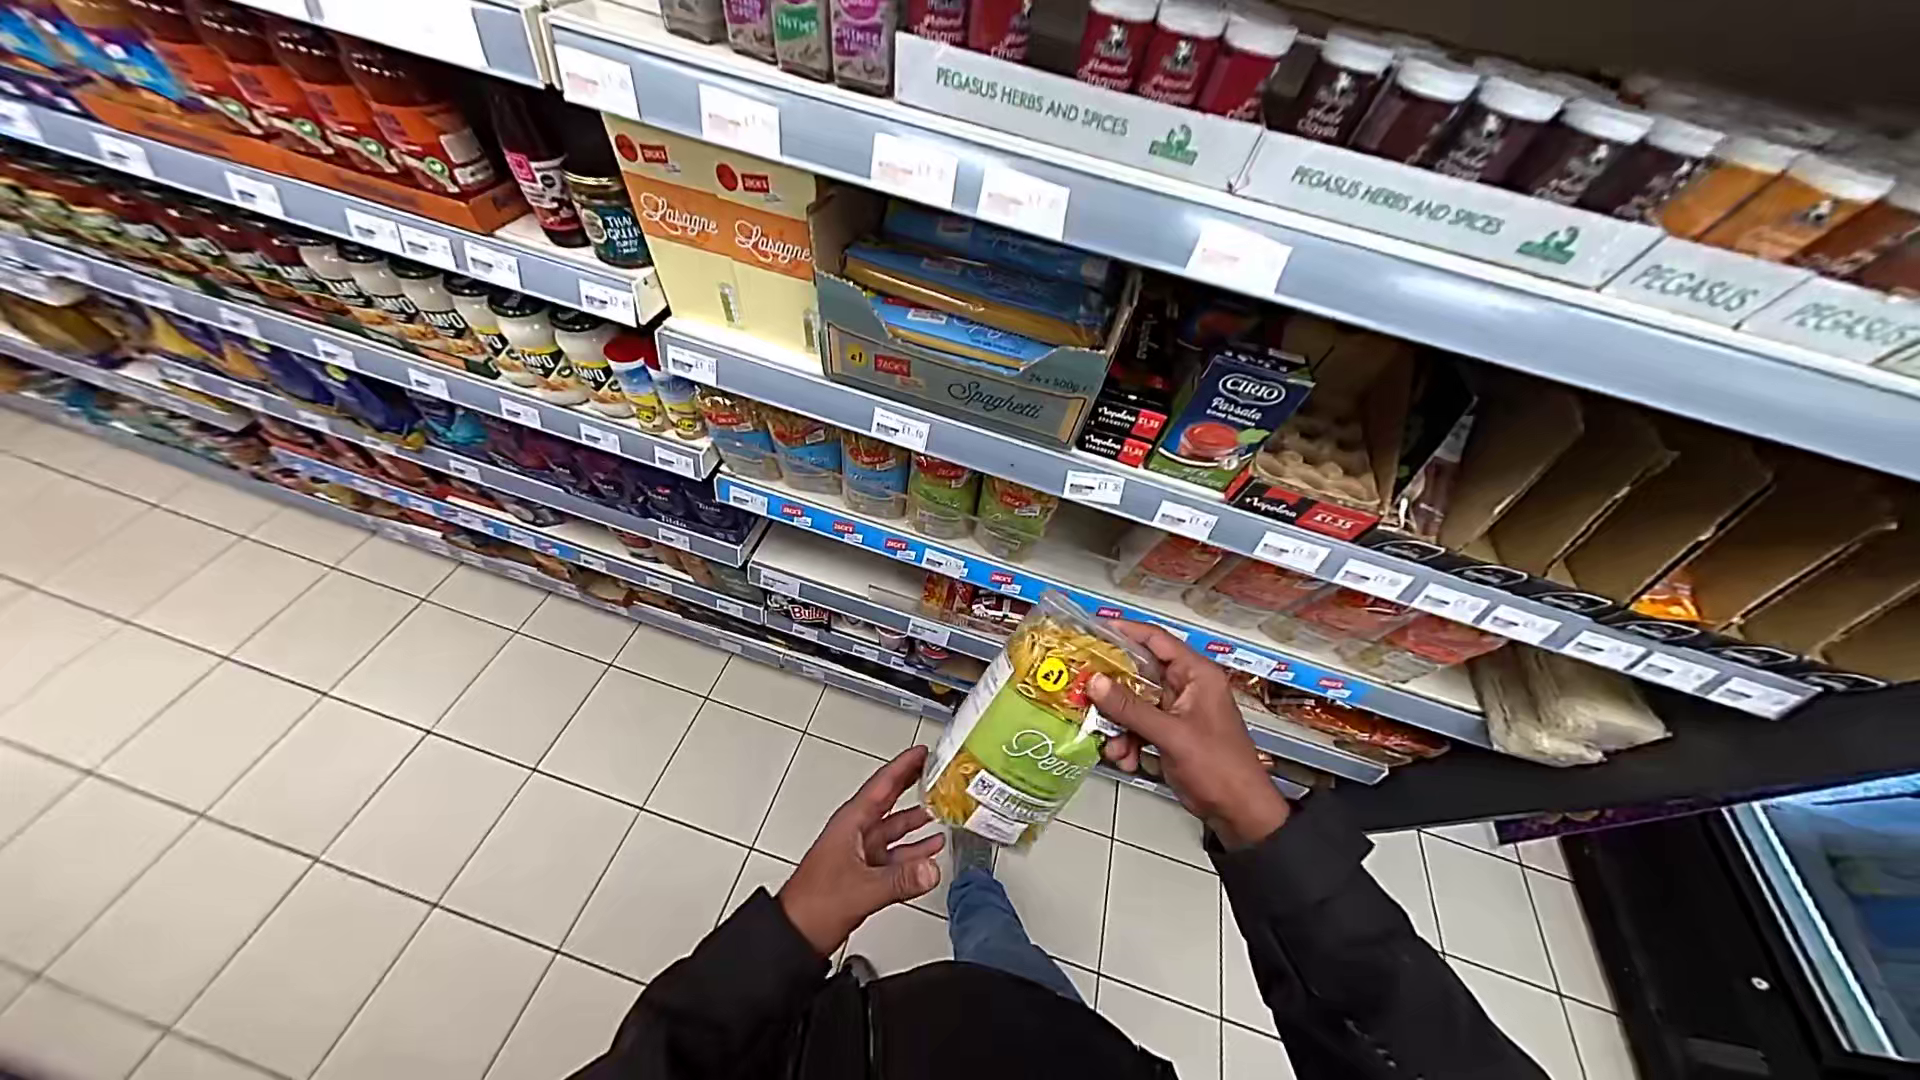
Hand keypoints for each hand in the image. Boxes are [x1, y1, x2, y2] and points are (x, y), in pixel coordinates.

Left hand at [778, 745, 946, 956]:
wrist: (794, 937)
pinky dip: (914, 850)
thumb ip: (900, 879)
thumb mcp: (862, 889)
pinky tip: (930, 850)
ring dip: (916, 818)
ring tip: (941, 807)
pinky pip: (895, 854)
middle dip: (912, 782)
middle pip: (889, 799)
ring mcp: (861, 851)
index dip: (903, 765)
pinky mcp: (865, 872)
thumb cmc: (812, 905)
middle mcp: (857, 831)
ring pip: (894, 827)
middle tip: (935, 768)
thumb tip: (931, 868)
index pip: (882, 784)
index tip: (921, 752)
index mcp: (851, 823)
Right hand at [1088, 622, 1289, 848]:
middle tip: (1082, 686)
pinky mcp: (1168, 732)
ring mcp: (1175, 710)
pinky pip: (1137, 725)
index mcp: (1196, 674)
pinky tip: (1125, 759)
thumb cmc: (1219, 768)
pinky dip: (1127, 740)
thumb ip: (1131, 708)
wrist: (1239, 814)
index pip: (1156, 639)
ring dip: (1118, 723)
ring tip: (1112, 745)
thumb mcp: (1171, 734)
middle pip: (1138, 672)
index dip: (1125, 630)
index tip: (1093, 629)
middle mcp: (1184, 686)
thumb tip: (1094, 681)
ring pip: (1133, 702)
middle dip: (1112, 687)